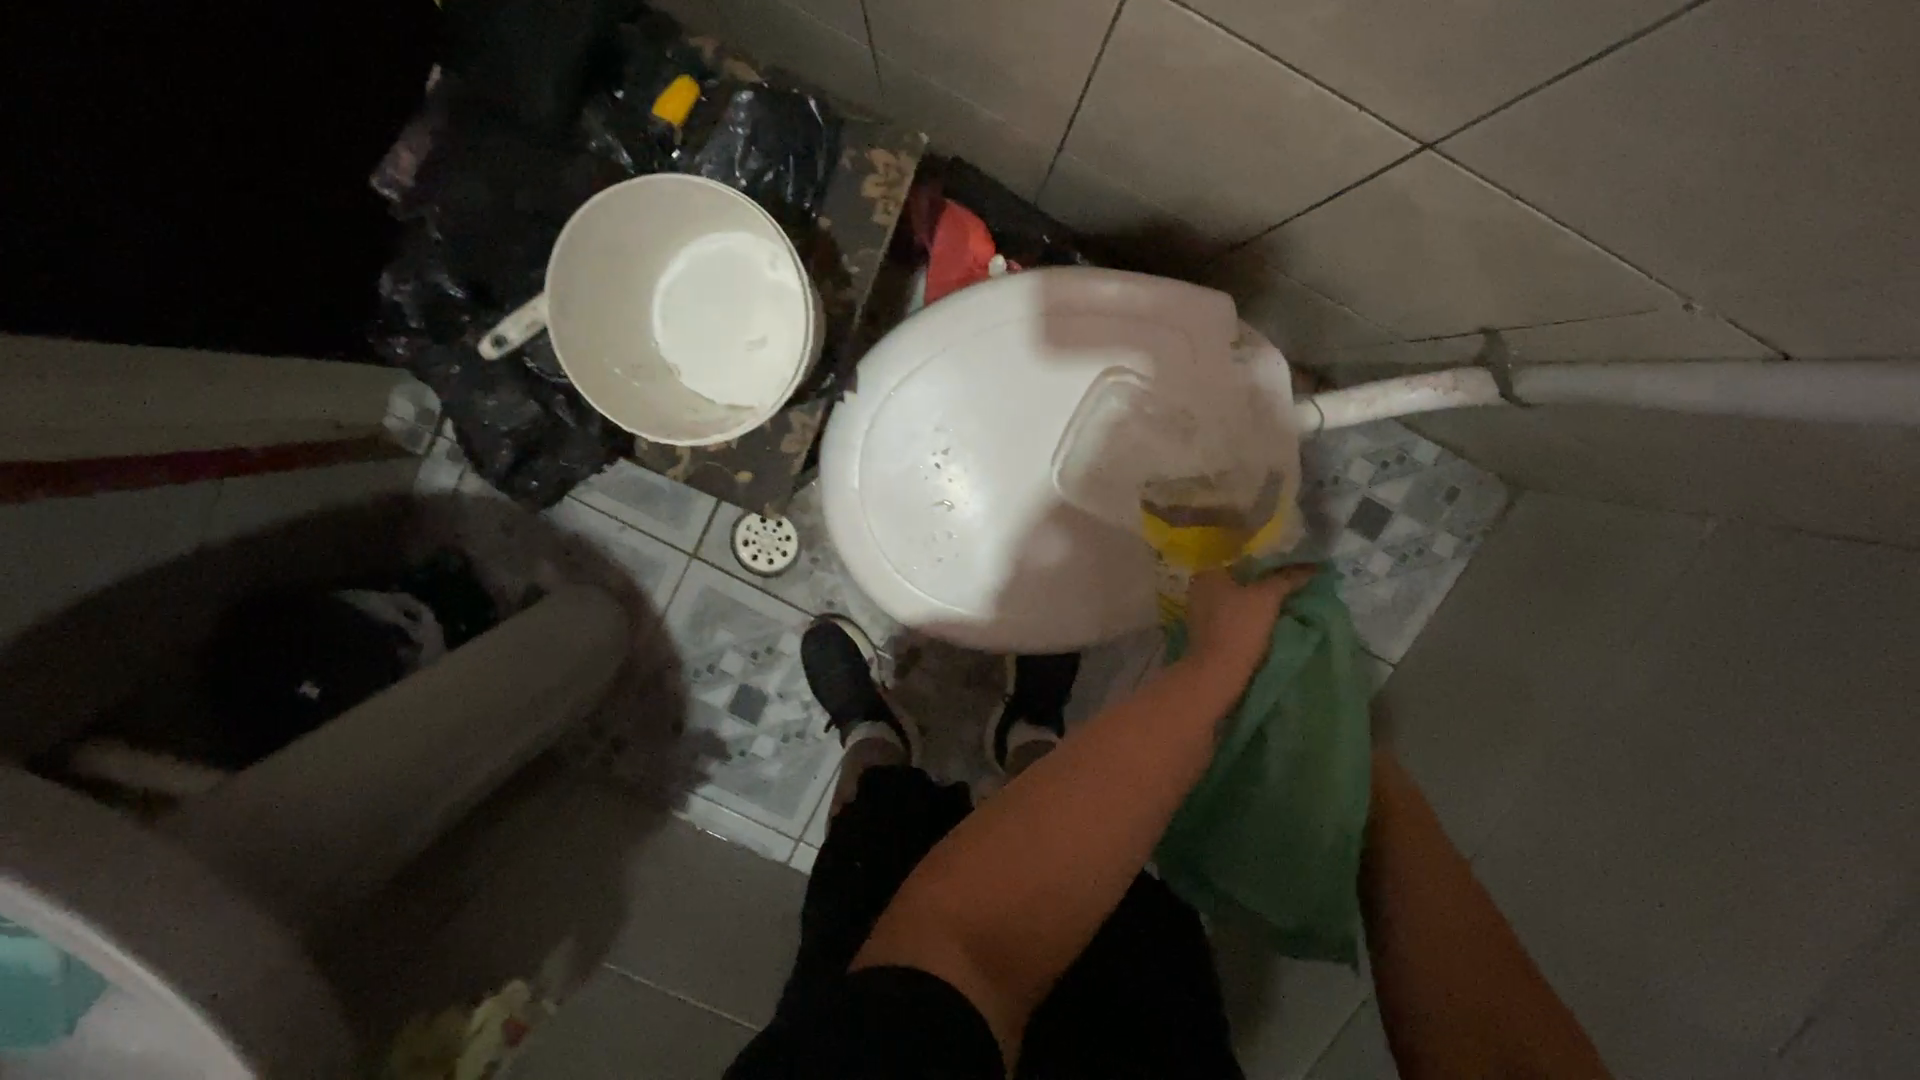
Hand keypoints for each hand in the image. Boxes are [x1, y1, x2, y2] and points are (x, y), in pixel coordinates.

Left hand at [1183, 565, 1312, 681]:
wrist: (1217, 673)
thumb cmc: (1239, 627)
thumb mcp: (1267, 597)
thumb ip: (1286, 578)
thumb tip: (1311, 567)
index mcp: (1208, 573)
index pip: (1244, 560)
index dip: (1270, 564)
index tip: (1292, 570)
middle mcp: (1199, 589)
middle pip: (1240, 581)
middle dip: (1264, 584)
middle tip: (1293, 586)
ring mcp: (1200, 612)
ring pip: (1236, 600)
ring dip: (1257, 603)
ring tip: (1286, 603)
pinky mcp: (1206, 633)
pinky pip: (1233, 618)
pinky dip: (1248, 618)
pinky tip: (1267, 622)